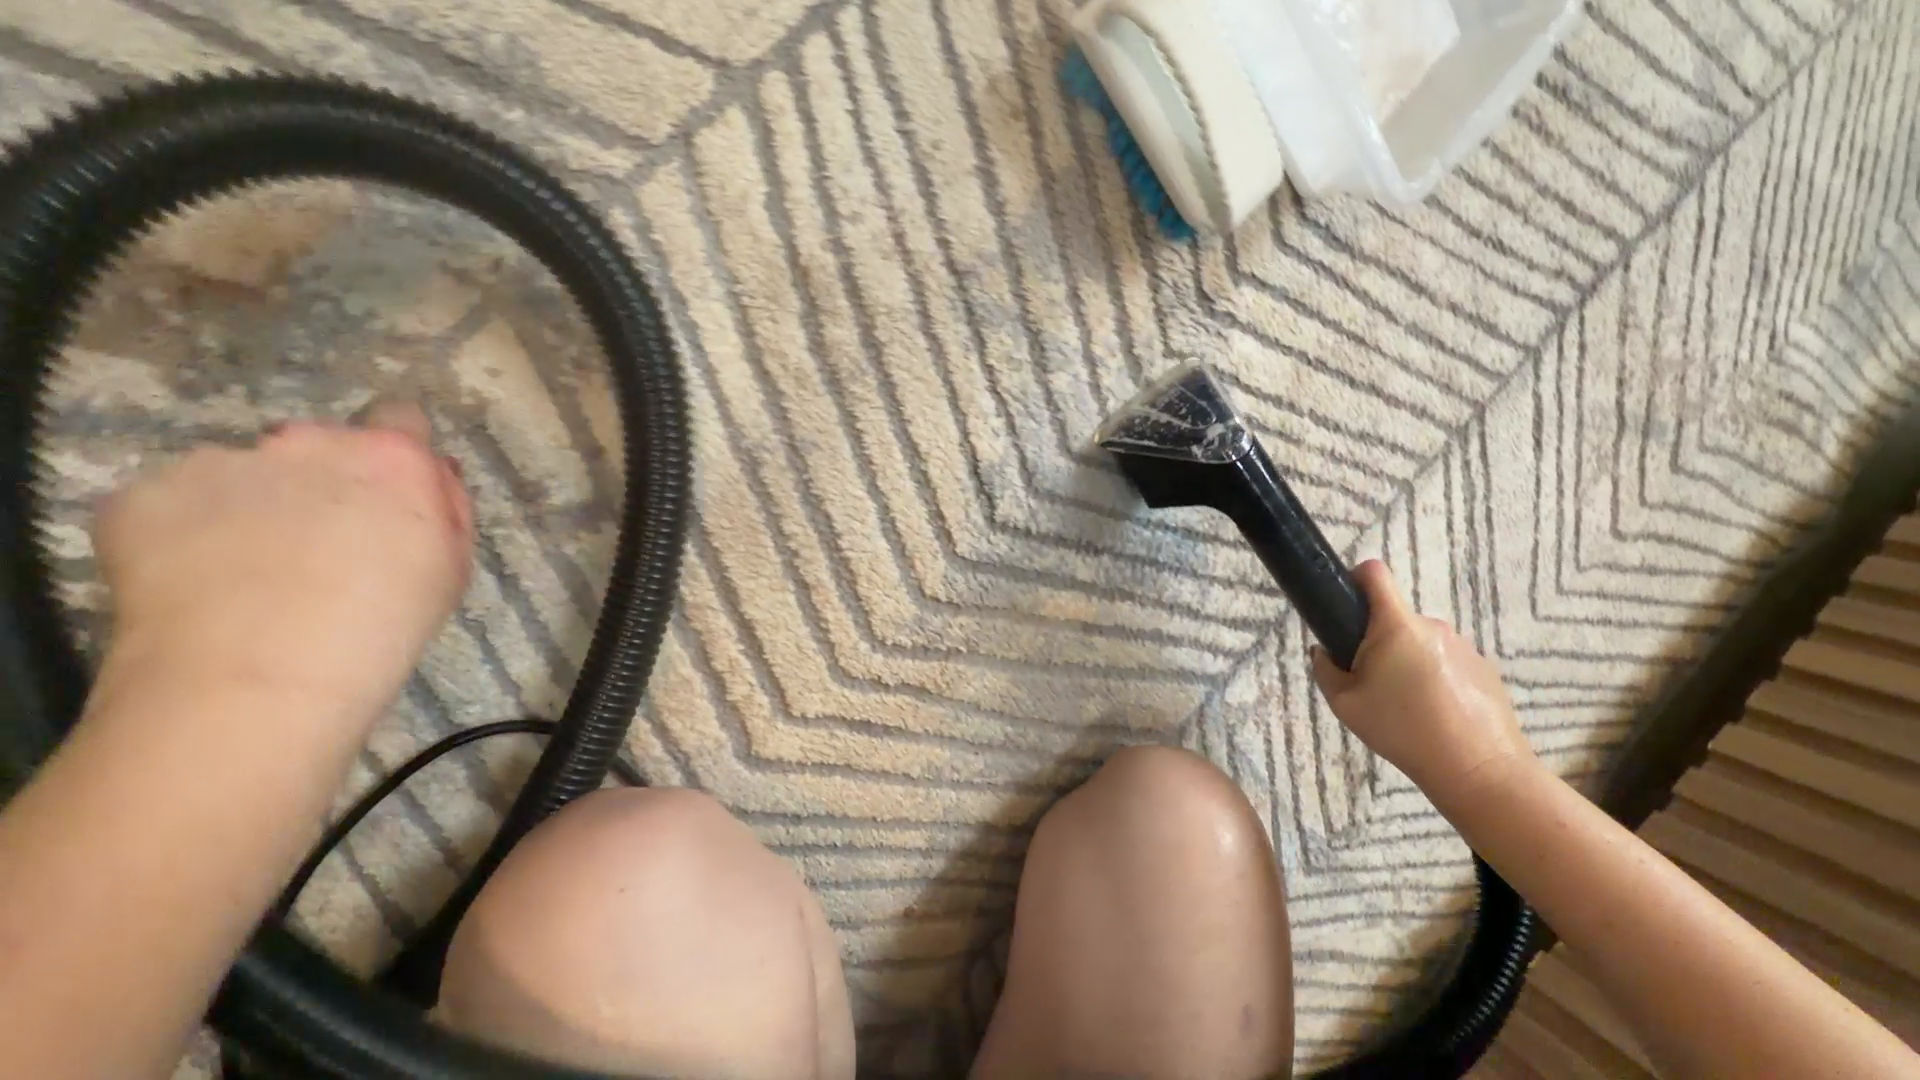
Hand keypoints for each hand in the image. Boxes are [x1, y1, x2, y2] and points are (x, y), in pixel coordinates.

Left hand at [90, 402, 472, 722]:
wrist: (256, 678)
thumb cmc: (381, 629)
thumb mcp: (450, 569)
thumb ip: (445, 508)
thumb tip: (430, 477)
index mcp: (390, 457)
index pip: (401, 419)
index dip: (395, 457)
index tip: (386, 496)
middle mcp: (306, 442)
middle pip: (316, 448)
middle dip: (317, 485)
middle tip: (315, 550)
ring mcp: (218, 462)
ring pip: (240, 476)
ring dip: (249, 507)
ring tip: (245, 576)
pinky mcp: (142, 494)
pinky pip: (170, 505)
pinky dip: (181, 536)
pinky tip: (194, 587)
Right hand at [1310, 561, 1535, 808]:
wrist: (1477, 768)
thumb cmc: (1402, 731)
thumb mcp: (1345, 705)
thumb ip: (1325, 670)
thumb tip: (1324, 651)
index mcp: (1396, 626)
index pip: (1374, 573)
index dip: (1355, 580)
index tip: (1346, 607)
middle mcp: (1432, 625)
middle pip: (1395, 618)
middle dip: (1379, 642)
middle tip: (1372, 684)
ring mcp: (1463, 645)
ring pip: (1420, 642)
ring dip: (1408, 662)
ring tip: (1407, 706)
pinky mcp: (1484, 667)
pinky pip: (1447, 661)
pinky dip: (1435, 679)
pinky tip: (1436, 714)